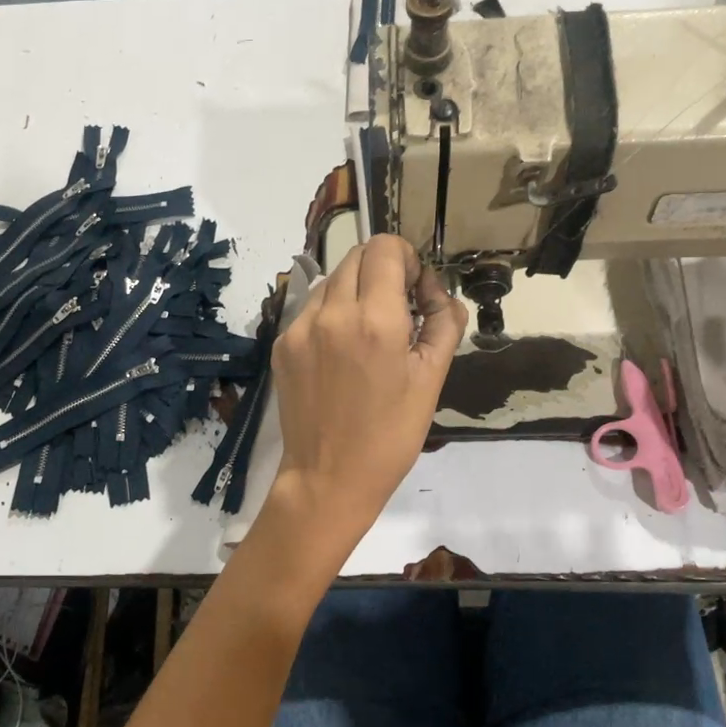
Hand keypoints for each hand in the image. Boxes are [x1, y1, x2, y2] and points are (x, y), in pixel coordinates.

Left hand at [268, 235, 467, 533]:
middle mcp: (332, 312)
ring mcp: (299, 328)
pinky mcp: (281, 346)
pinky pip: (310, 310)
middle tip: (397, 312)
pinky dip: (330, 315)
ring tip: (368, 336)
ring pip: (331, 281)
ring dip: (355, 291)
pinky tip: (341, 354)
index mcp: (375, 319)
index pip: (385, 248)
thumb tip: (438, 292)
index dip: (407, 260)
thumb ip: (443, 323)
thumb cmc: (390, 435)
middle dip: (382, 271)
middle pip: (356, 257)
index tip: (416, 292)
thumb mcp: (432, 380)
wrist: (329, 478)